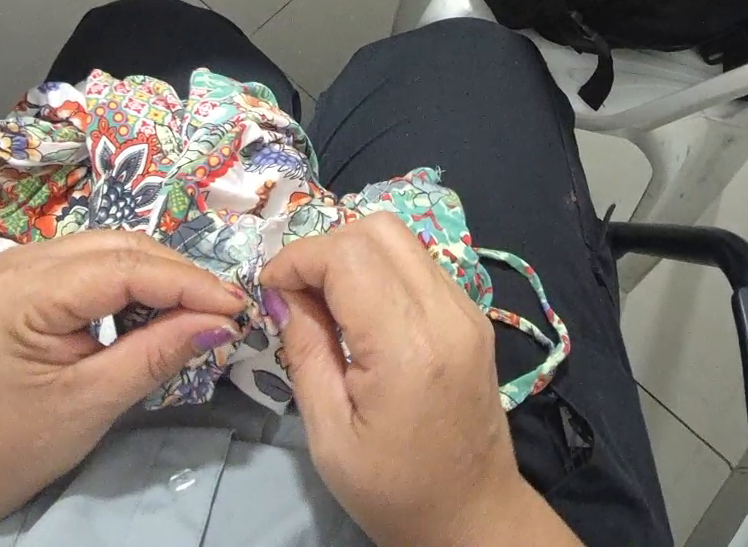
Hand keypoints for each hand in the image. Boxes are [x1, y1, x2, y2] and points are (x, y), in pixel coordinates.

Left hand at [0, 230, 247, 535]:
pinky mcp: (40, 270)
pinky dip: (139, 280)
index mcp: (26, 292)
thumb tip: (223, 322)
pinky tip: (161, 306)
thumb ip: (158, 353)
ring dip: (163, 276)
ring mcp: (29, 259)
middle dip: (180, 277)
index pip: (124, 269)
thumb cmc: (21, 441)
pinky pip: (103, 260)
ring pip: (118, 248)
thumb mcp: (94, 401)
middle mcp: (26, 259)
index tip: (236, 306)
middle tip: (226, 310)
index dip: (187, 283)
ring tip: (201, 309)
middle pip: (123, 248)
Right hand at [261, 212, 579, 546]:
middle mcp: (445, 311)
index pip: (347, 255)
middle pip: (375, 229)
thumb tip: (282, 292)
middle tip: (298, 291)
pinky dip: (378, 265)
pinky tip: (361, 306)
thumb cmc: (395, 490)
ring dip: (351, 251)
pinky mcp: (471, 312)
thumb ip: (304, 350)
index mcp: (408, 346)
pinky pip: (416, 260)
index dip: (298, 258)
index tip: (271, 288)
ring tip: (326, 296)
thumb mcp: (329, 435)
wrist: (475, 518)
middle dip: (324, 248)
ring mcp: (466, 307)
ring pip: (398, 236)